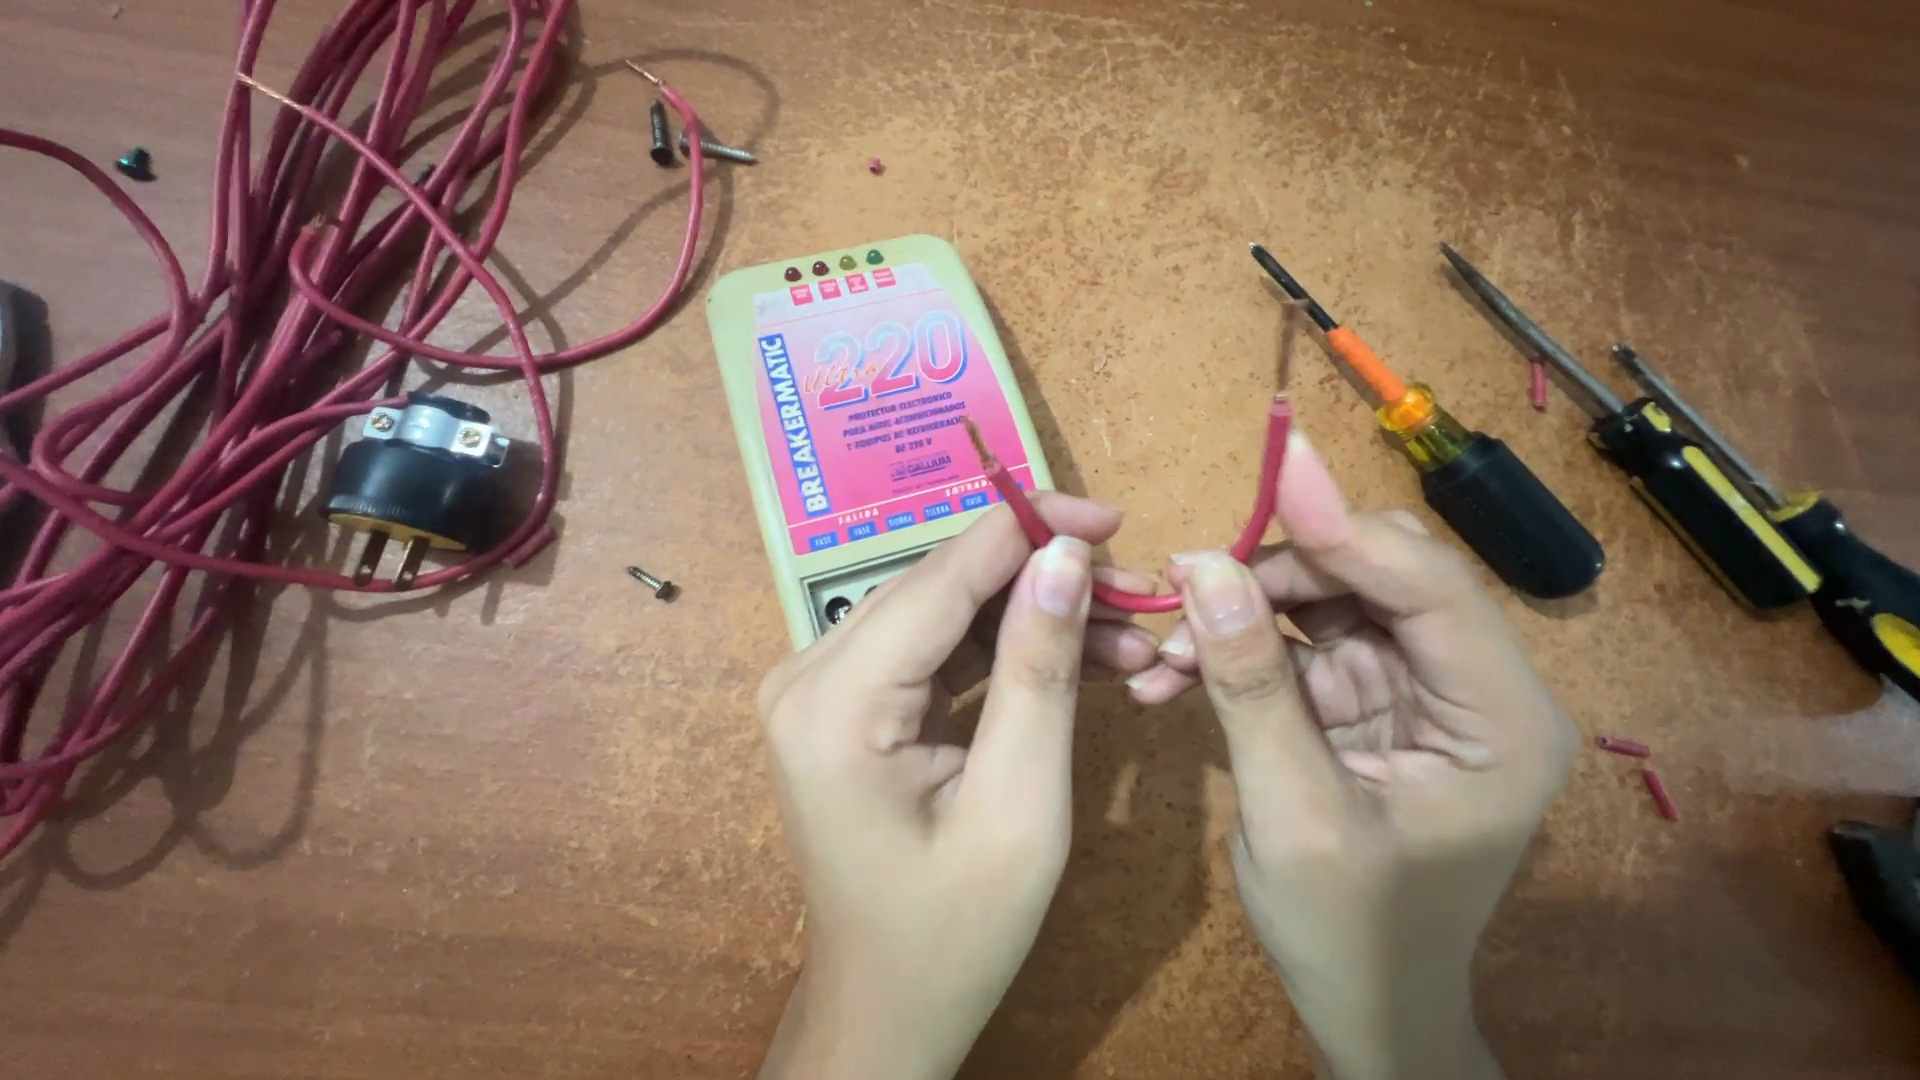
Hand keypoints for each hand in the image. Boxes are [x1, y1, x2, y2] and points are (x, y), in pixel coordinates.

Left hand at [756, 495, 1159, 1079]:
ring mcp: (821, 685)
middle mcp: (809, 673)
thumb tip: (1064, 558)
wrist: (887, 1006)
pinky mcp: (846, 701)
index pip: (942, 575)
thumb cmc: (955, 932)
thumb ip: (1039, 673)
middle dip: (1041, 580)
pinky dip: (1001, 648)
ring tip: (1121, 634)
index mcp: (834, 702)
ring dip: (1030, 614)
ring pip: (943, 611)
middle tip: (1133, 593)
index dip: (1030, 531)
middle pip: (941, 586)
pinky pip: (932, 648)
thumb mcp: (1020, 807)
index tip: (1112, 517)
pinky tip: (1072, 656)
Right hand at [1132, 435, 1572, 1079]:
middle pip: (1369, 577)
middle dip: (1269, 578)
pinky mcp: (1360, 697)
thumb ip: (1250, 685)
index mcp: (1498, 716)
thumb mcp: (1291, 811)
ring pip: (1321, 601)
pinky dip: (1232, 650)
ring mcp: (1408, 686)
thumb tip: (1203, 567)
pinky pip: (1292, 643)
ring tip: (1160, 653)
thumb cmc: (1351, 934)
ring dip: (1236, 614)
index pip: (1427, 586)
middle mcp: (1466, 683)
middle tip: (1177, 593)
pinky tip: (1172, 676)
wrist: (1366, 1008)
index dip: (1345, 525)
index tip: (1276, 469)